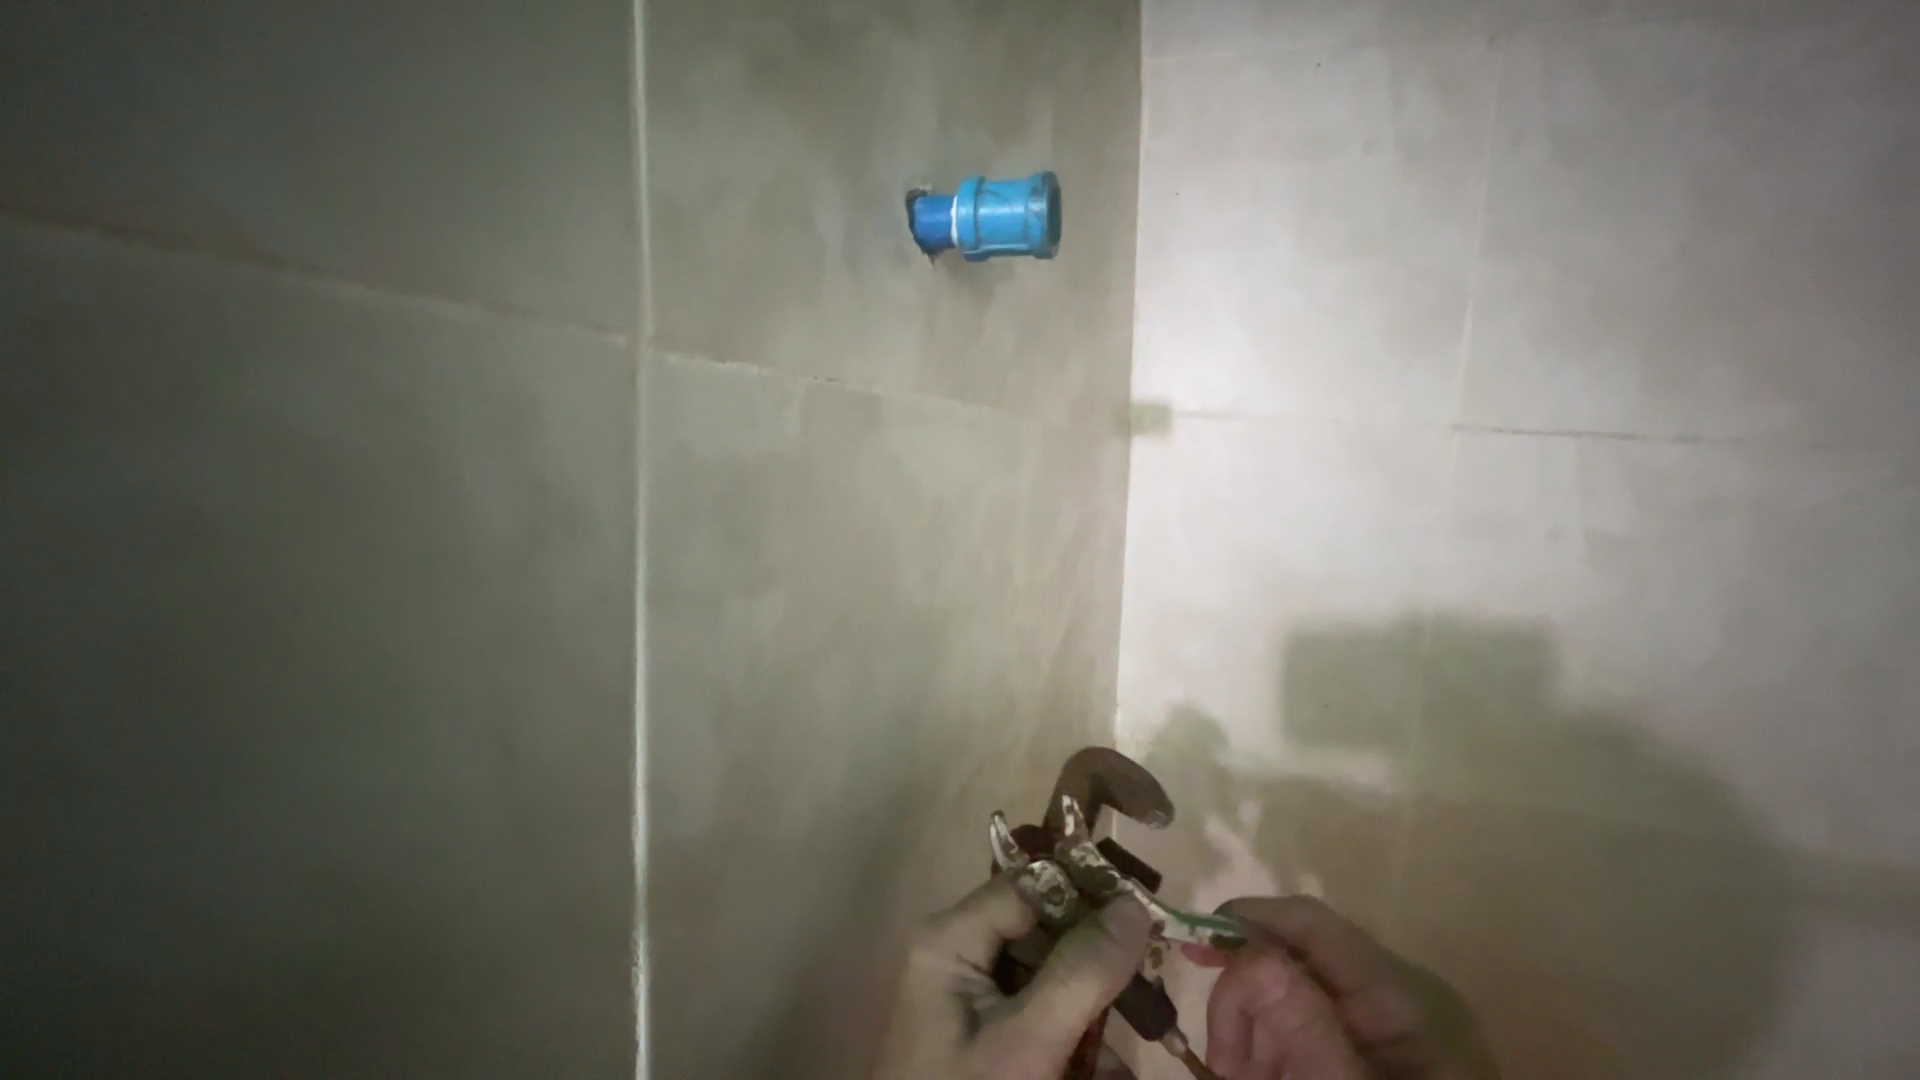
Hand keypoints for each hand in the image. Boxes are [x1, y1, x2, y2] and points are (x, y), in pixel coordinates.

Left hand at [874, 876, 1151, 1079]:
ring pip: (1054, 976)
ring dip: (1096, 1009)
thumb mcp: (1027, 1043)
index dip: (1088, 892)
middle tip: (1149, 988)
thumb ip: (1081, 972)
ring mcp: (974, 996)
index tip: (1147, 912)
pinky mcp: (989, 1034)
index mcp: (950, 938)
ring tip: (1131, 1036)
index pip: (1031, 886)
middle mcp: (960, 953)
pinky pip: (1045, 1015)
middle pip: (1045, 930)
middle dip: (1098, 963)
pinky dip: (1078, 1039)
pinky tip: (1107, 1069)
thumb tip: (1135, 905)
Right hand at [1187, 897, 1498, 1079]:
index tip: (1192, 951)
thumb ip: (1304, 1028)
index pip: (1308, 921)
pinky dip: (1274, 1046)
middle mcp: (1395, 990)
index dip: (1245, 921)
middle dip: (1244, 1002)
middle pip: (1290, 957)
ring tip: (1239, 1077)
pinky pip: (1305, 1020)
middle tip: (1222, 1064)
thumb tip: (1247, 950)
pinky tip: (1262, 1074)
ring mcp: (1387, 1017)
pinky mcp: (1376, 1041)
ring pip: (1289, 990)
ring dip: (1253, 1030)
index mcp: (1402, 994)